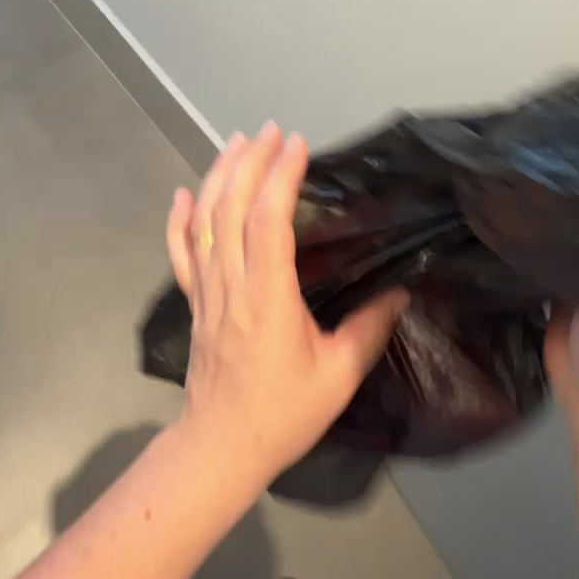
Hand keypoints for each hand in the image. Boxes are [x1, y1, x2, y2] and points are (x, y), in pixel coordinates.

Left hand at [165, 122, 409, 479]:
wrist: (221, 447)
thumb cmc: (282, 412)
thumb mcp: (338, 375)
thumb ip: (369, 329)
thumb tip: (400, 291)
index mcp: (268, 296)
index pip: (269, 220)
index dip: (281, 176)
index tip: (297, 145)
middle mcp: (231, 283)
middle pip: (231, 208)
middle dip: (250, 162)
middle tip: (271, 131)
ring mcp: (206, 291)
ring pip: (204, 222)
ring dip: (220, 177)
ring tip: (237, 143)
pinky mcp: (193, 302)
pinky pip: (180, 253)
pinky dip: (179, 220)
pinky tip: (185, 193)